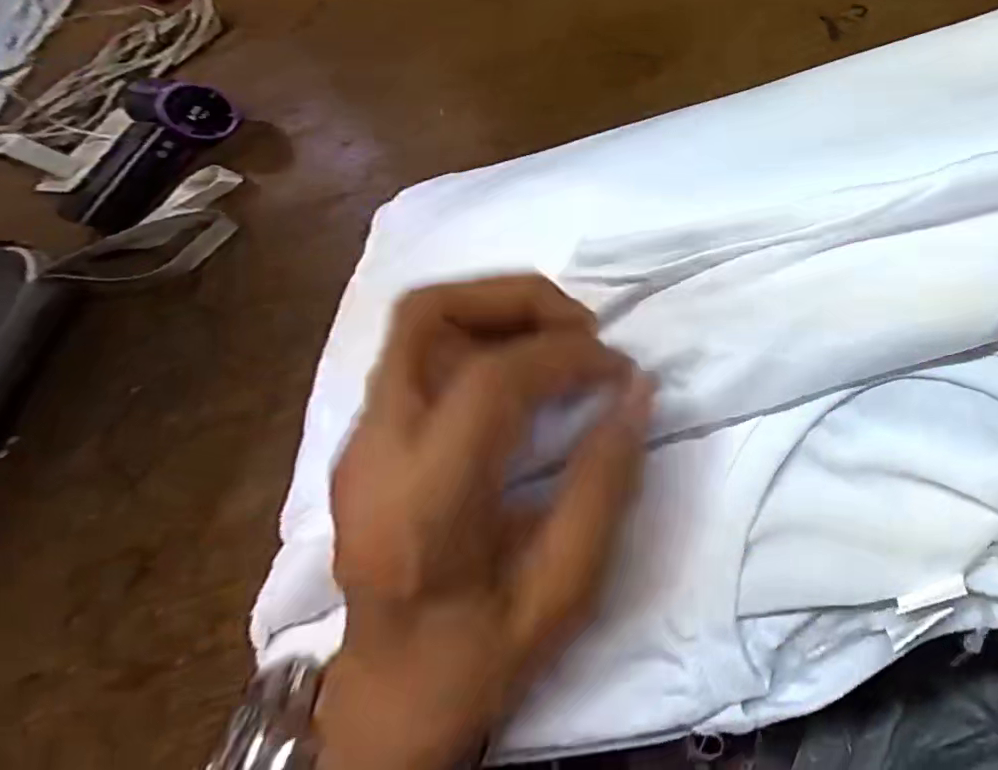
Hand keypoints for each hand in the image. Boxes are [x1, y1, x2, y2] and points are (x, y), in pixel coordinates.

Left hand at [314, 276, 651, 769]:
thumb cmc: (488, 649)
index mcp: (425, 504)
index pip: (491, 381)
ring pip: (420, 320)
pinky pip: (423, 349)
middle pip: (427, 316)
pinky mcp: (367, 439)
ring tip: (565, 341)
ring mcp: (359, 442)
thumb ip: (607, 481)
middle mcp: (374, 456)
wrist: (390, 699)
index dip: (570, 356)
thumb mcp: (570, 583)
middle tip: (585, 329)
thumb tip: (638, 388)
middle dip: (520, 299)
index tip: (620, 372)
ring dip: (504, 310)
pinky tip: (532, 370)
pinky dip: (487, 334)